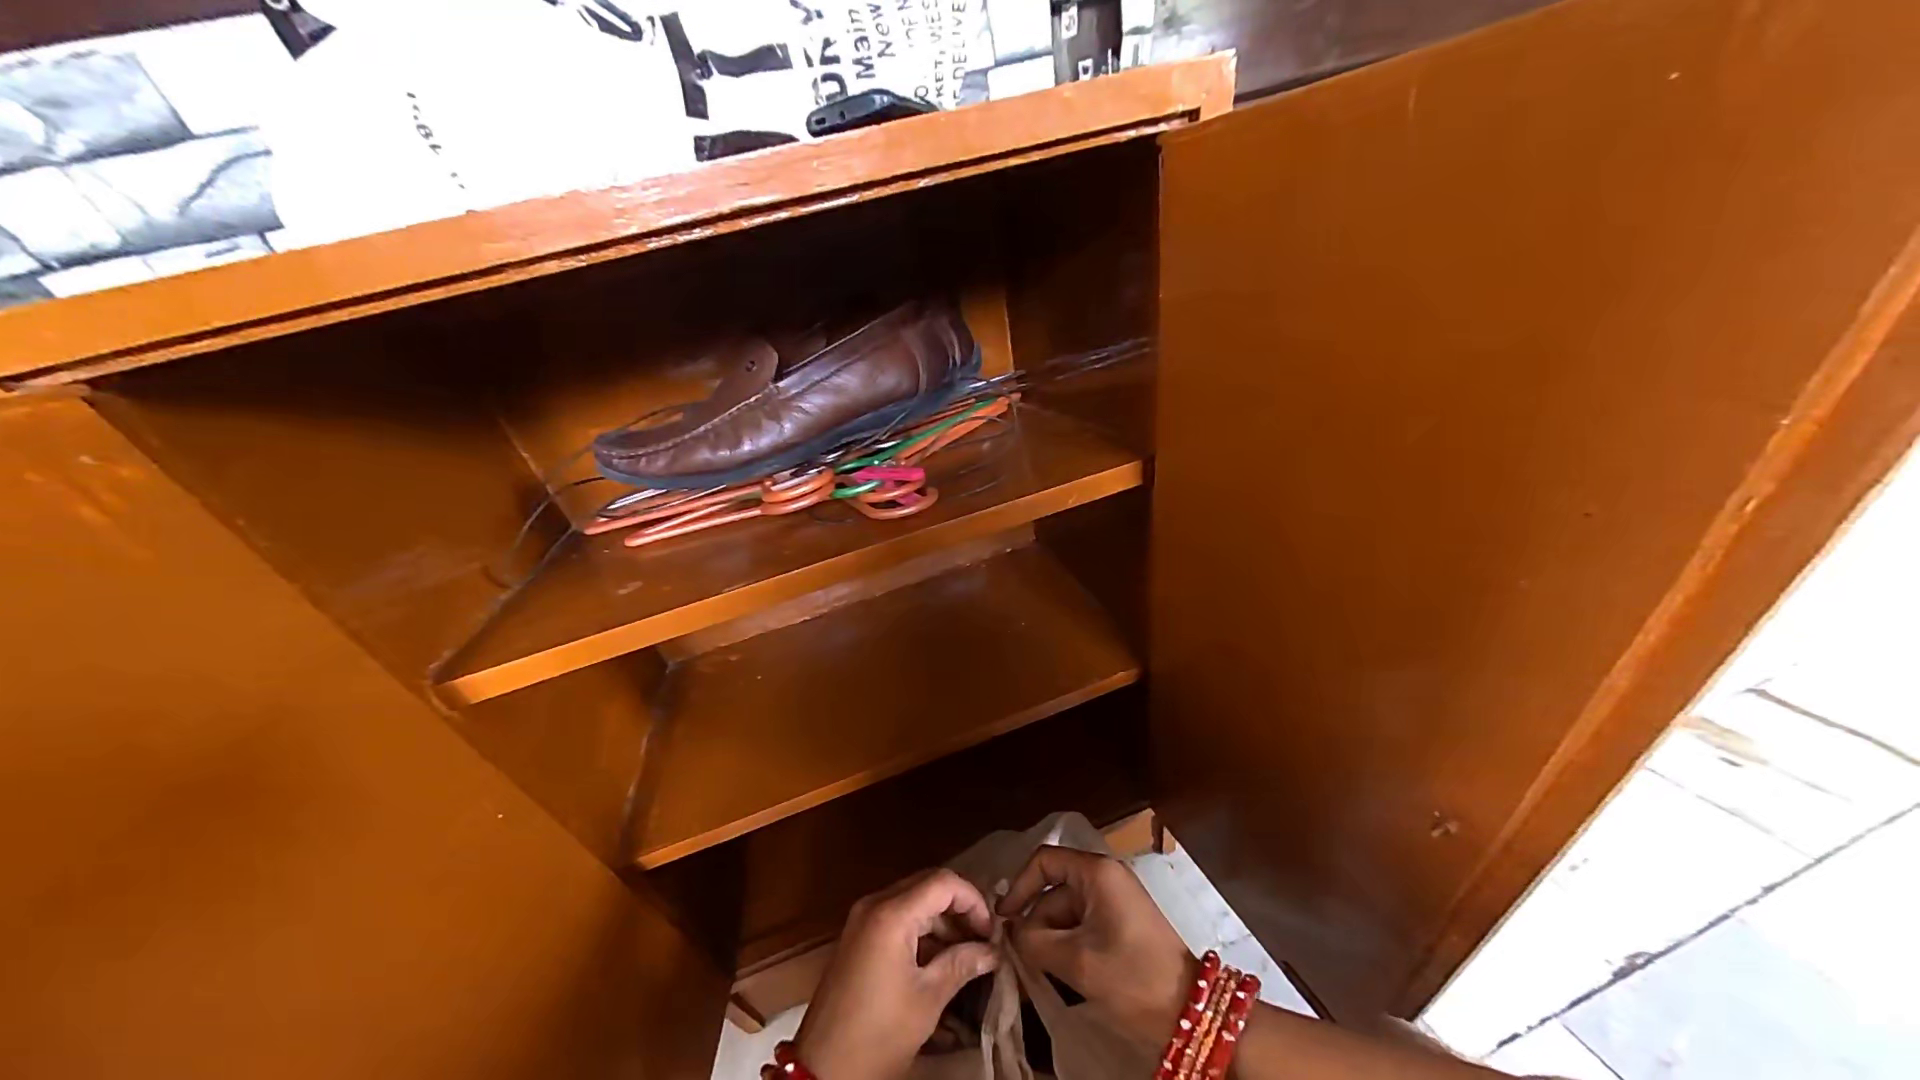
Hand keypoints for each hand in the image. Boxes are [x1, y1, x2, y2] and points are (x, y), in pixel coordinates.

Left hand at [795, 869, 998, 1079]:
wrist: (823, 1068)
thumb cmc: (879, 1032)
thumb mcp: (927, 999)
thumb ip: (962, 964)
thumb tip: (993, 951)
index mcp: (891, 914)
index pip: (943, 882)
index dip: (973, 900)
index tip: (991, 932)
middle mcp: (875, 904)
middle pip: (928, 884)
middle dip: (959, 907)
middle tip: (983, 939)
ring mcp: (863, 918)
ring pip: (913, 899)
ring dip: (942, 918)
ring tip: (967, 951)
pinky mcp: (859, 935)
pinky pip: (897, 915)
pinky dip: (922, 928)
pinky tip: (940, 957)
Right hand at [997, 845, 1194, 1053]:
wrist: (1189, 1014)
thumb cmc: (1132, 977)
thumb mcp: (1076, 960)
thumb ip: (1034, 941)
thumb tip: (1010, 933)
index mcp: (1097, 872)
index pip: (1044, 861)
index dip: (1020, 886)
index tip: (1004, 919)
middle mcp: (1105, 878)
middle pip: (1053, 891)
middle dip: (1034, 922)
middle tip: (1017, 957)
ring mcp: (1115, 902)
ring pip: (1065, 912)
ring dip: (1049, 939)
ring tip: (1037, 970)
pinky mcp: (1121, 925)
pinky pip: (1082, 926)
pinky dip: (1066, 946)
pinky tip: (1057, 971)